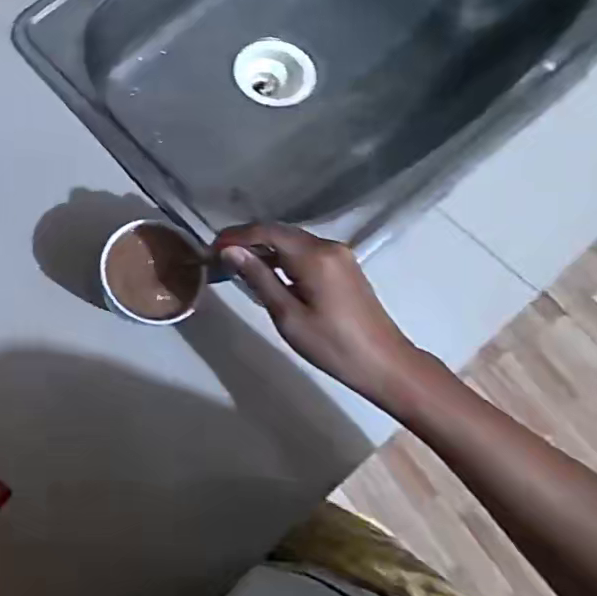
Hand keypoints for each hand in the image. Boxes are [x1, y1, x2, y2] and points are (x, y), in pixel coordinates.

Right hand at [215, 223, 427, 401]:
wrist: (385, 364)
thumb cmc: (333, 346)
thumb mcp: (288, 316)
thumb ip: (258, 278)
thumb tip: (230, 251)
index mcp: (314, 256)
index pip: (267, 232)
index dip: (236, 236)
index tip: (211, 248)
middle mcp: (328, 245)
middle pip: (280, 232)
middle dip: (248, 240)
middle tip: (219, 256)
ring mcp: (339, 254)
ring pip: (293, 240)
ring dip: (265, 248)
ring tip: (238, 265)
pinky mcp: (344, 265)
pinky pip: (306, 251)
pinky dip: (283, 256)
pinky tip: (268, 272)